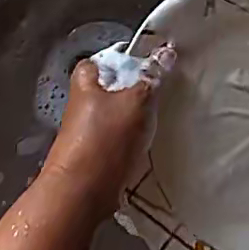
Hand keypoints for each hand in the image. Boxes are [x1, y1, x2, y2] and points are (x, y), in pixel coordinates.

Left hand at [40, 59, 157, 205]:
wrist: (80, 197)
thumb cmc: (105, 139)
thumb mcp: (136, 101)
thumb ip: (152, 77)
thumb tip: (167, 52)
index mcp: (85, 83)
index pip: (100, 60)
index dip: (121, 59)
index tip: (145, 62)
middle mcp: (81, 105)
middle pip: (111, 89)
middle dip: (133, 90)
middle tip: (158, 89)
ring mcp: (85, 134)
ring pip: (115, 116)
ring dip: (133, 117)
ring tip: (158, 117)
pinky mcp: (93, 159)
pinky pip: (116, 141)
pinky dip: (131, 141)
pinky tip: (148, 144)